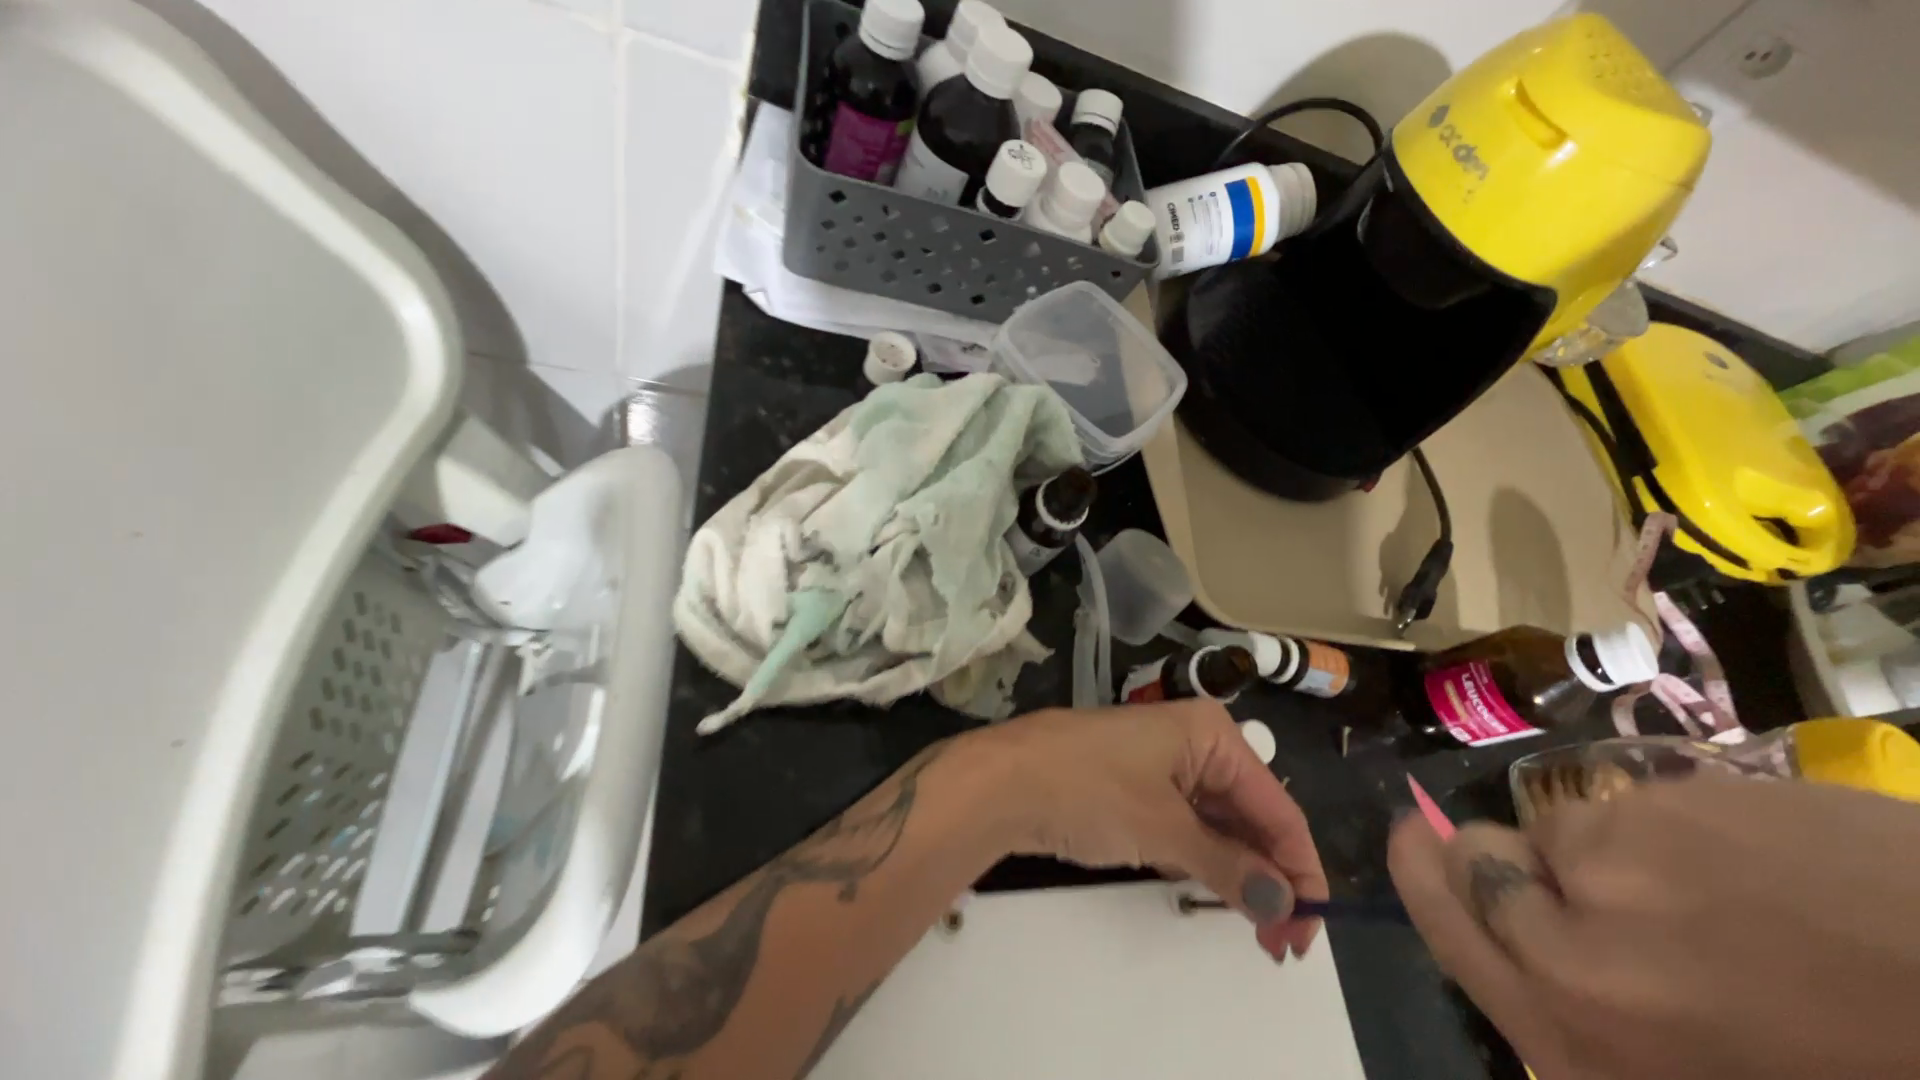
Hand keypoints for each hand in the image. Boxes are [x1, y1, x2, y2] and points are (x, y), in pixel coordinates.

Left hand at [968, 700, 1327, 961]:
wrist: (998, 780)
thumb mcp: (1164, 832)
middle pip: (1250, 814)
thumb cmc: (1087, 791)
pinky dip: (1199, 857)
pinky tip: (1209, 891)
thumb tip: (1284, 905)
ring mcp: (1160, 761)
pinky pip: (1182, 822)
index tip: (1308, 931)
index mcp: (1212, 734)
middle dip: (1268, 875)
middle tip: (1278, 941)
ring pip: (1217, 822)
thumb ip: (1229, 867)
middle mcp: (1193, 741)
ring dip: (1235, 871)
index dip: (1300, 870)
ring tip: (1251, 925)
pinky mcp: (1132, 784)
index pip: (1278, 807)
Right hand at [1389, 776, 1919, 1078]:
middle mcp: (1575, 942)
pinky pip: (1644, 806)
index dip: (1422, 873)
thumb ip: (1580, 1005)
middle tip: (1570, 878)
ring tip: (1721, 898)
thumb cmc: (1840, 1059)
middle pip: (1479, 858)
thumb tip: (1521, 935)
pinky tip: (1766, 869)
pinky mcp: (1691, 801)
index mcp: (1581, 1031)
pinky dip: (1680, 831)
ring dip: (1611, 855)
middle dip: (1506, 862)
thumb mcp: (1677, 1066)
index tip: (1414, 834)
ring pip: (1567, 831)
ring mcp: (1631, 860)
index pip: (1449, 921)